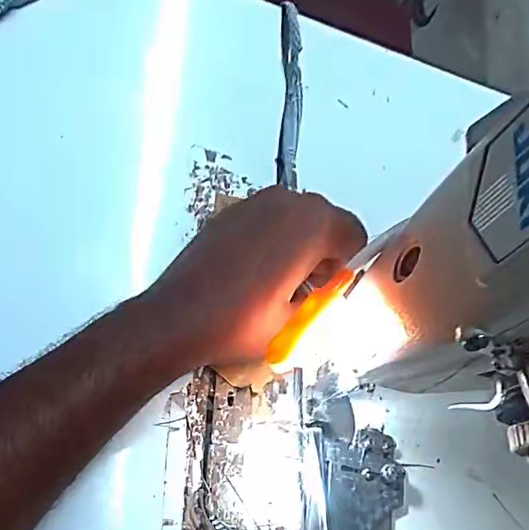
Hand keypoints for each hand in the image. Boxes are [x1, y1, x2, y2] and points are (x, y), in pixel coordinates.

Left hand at [132, 185, 367, 369]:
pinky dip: (266, 245)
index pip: (354, 234)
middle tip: (307, 292)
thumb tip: (328, 303)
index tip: (334, 287)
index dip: (347, 266)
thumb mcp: (293, 325)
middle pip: (323, 223)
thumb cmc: (227, 322)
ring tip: (277, 290)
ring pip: (291, 221)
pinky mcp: (226, 218)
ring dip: (294, 249)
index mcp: (310, 224)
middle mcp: (282, 204)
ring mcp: (251, 206)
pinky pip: (262, 225)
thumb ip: (323, 305)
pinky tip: (253, 280)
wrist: (174, 321)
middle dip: (321, 256)